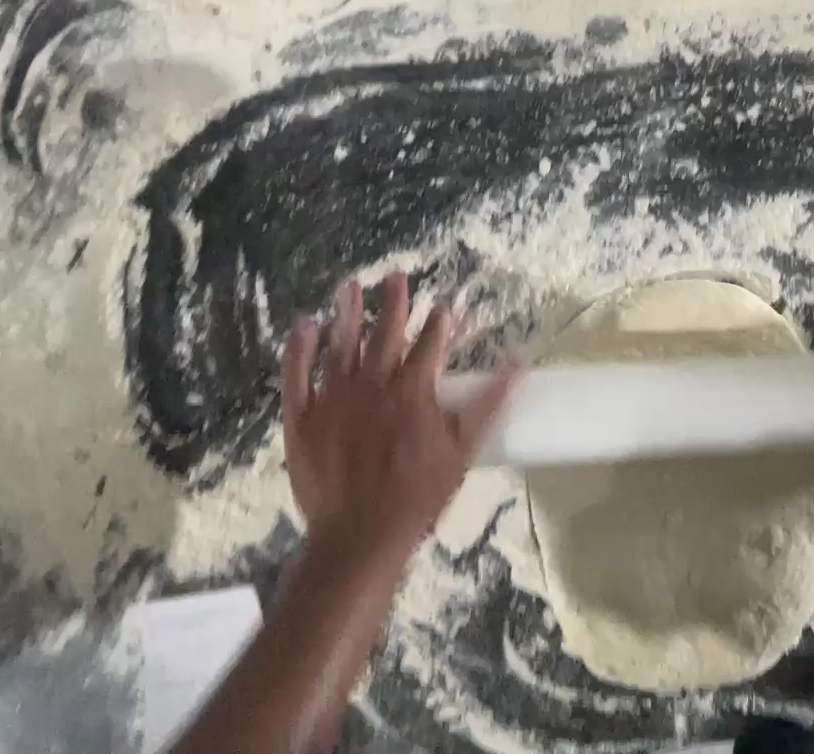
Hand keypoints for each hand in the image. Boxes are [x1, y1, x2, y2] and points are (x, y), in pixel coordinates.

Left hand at [278, 272, 516, 570]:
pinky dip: (299, 349)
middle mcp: (371, 385)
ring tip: (350, 284)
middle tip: (396, 276)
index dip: (439, 322)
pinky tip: (304, 324)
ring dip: (347, 313)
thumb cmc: (418, 495)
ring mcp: (333, 400)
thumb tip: (517, 364)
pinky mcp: (301, 418)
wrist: (359, 537)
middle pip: (384, 335)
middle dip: (393, 304)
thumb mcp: (463, 451)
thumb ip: (489, 404)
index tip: (444, 303)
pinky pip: (296, 375)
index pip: (430, 345)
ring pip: (339, 346)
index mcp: (412, 391)